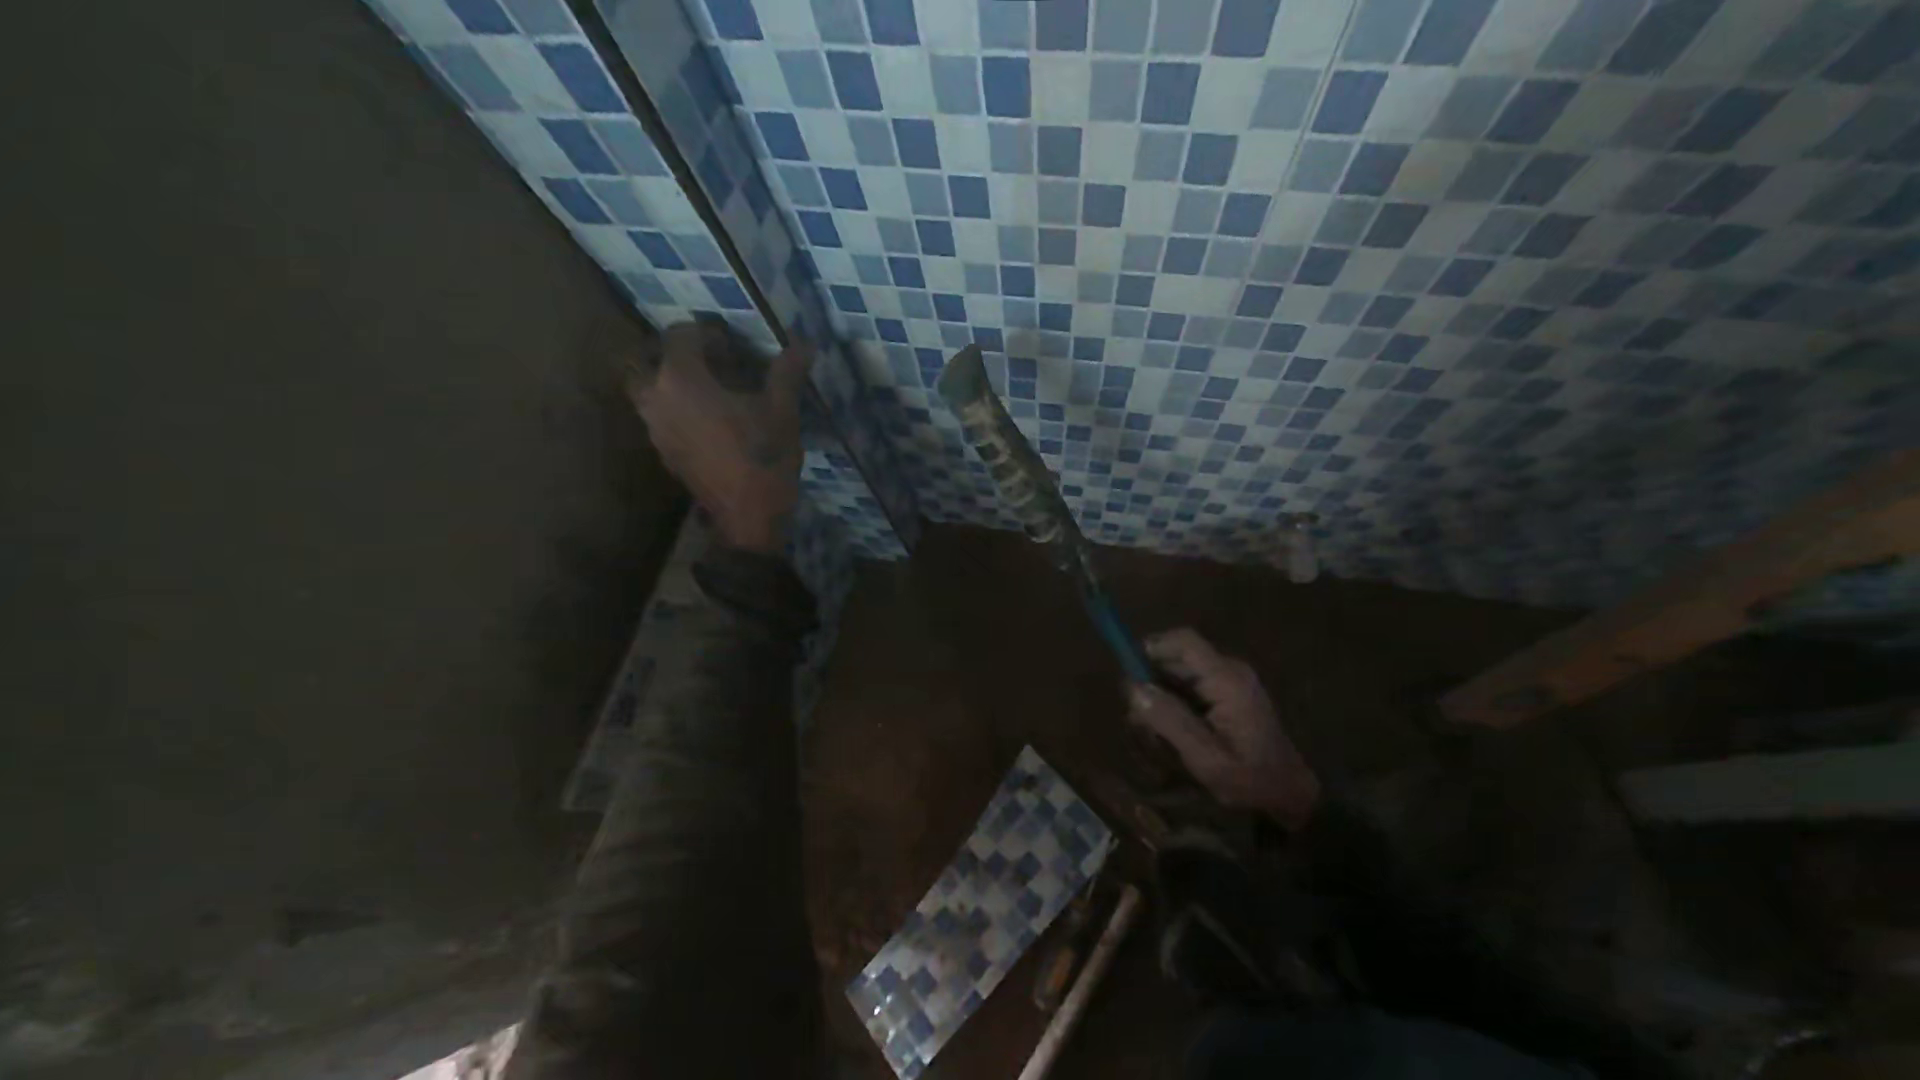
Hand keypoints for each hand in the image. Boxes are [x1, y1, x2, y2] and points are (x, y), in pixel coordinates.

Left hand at [626, 320, 807, 552]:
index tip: (732, 344)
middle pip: (647, 360)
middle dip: (673, 354)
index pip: (681, 335)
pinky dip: (675, 408)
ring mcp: (655, 429)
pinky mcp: (664, 452)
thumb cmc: (763, 458)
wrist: (748, 518)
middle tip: (707, 360)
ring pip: (647, 391)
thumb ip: (787, 372)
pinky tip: (708, 420)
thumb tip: (804, 343)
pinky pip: (659, 417)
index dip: (707, 333)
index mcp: (681, 379)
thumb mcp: (782, 411)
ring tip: (708, 389)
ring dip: (670, 382)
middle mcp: (656, 399)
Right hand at [1125, 628, 1321, 830]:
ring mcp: (1230, 680)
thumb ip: (1170, 721)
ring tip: (1150, 727)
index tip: (1127, 671)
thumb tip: (1134, 688)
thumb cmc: (1250, 779)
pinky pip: (1190, 683)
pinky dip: (1172, 699)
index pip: (1185, 641)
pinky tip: (1168, 728)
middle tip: (1136, 714)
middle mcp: (1229, 671)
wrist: (1290, 794)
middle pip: (1177, 656)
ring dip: (1159, 691)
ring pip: (1180, 670)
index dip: (1152, 646)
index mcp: (1227, 680)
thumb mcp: (1206, 758)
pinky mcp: (1227, 692)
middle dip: (1150, 677)